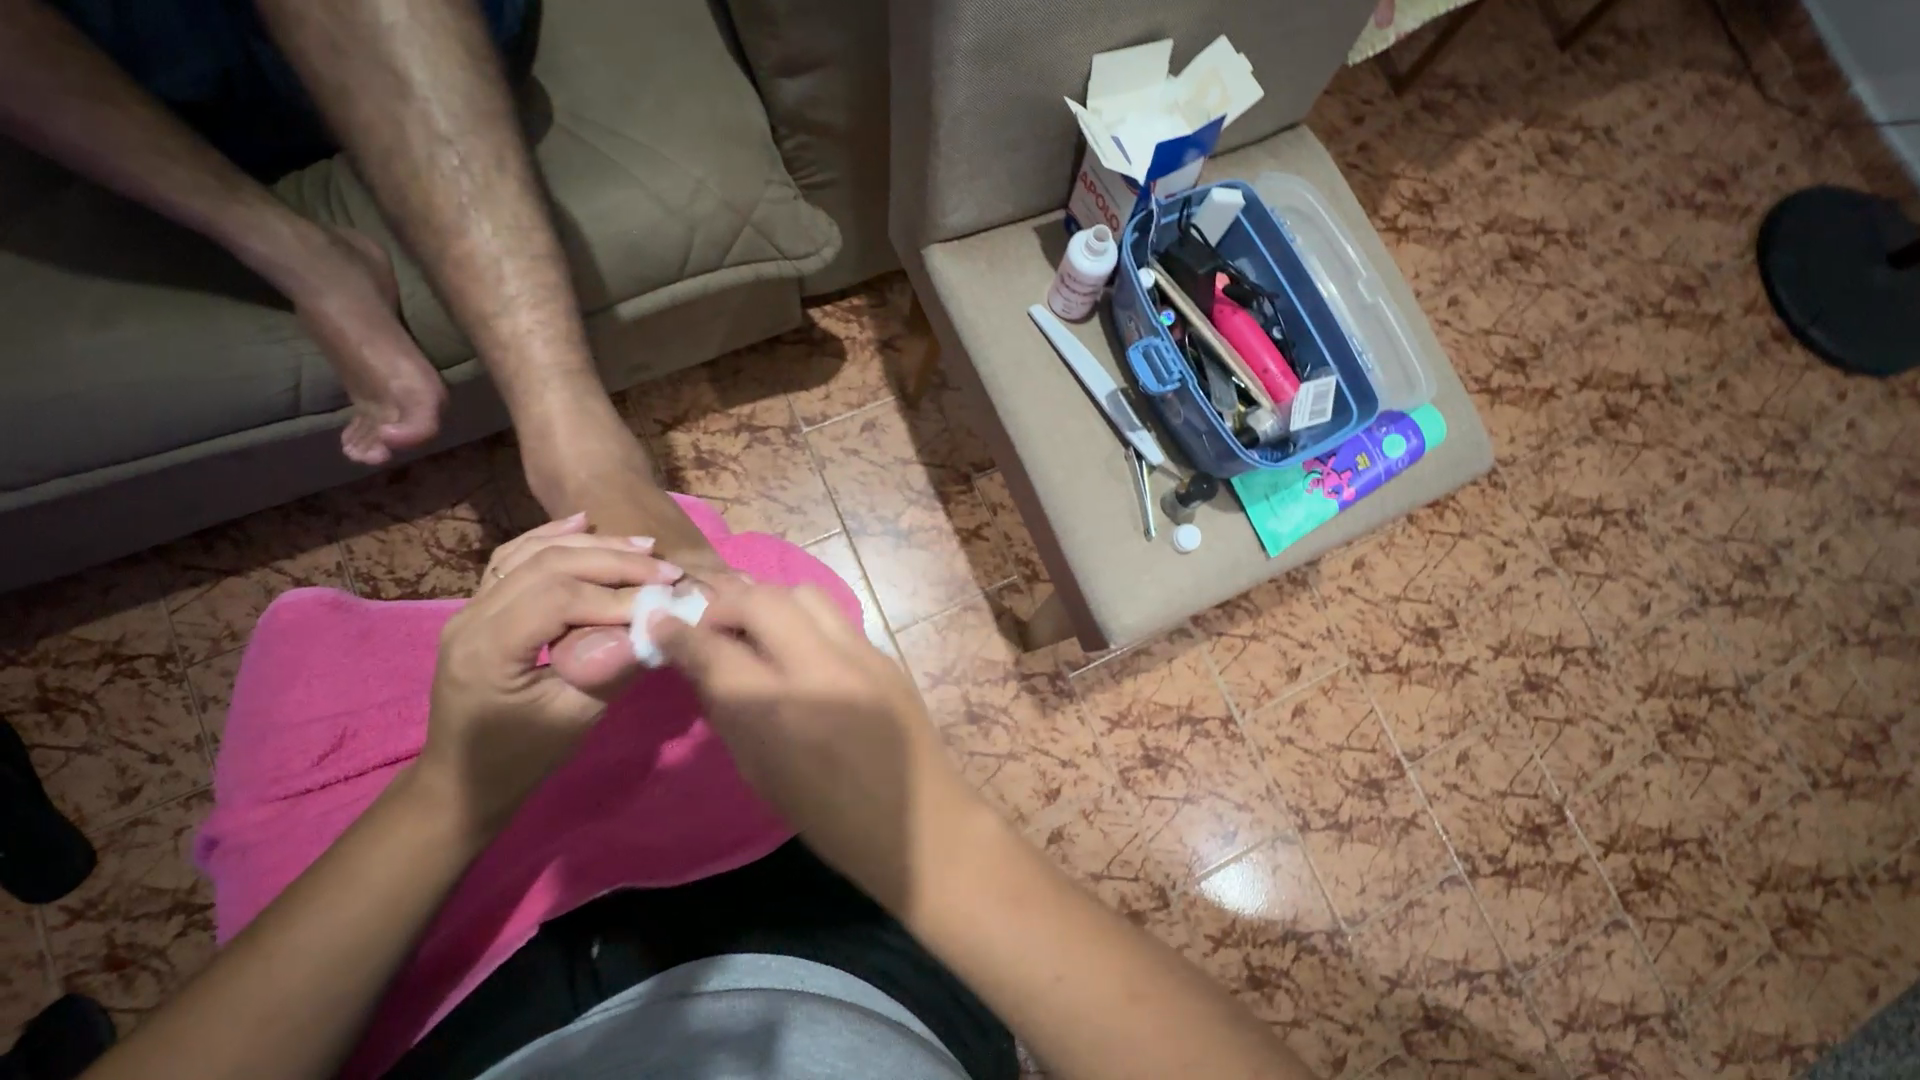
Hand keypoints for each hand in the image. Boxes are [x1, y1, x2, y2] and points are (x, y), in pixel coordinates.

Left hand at [415, 514, 679, 832]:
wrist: (464, 782)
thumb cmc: (520, 758)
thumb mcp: (573, 721)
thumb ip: (612, 669)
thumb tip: (655, 627)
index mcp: (488, 649)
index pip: (558, 597)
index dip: (616, 594)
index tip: (665, 599)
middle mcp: (471, 617)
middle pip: (547, 564)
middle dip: (612, 561)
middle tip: (665, 569)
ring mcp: (470, 608)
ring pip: (532, 554)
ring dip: (590, 545)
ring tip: (643, 547)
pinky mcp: (480, 608)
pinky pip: (514, 560)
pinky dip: (551, 537)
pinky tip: (583, 522)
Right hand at [651, 580, 986, 914]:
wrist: (921, 827)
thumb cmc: (831, 820)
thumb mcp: (761, 775)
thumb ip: (729, 712)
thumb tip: (702, 667)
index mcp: (780, 710)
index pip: (714, 648)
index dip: (678, 633)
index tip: (661, 626)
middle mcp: (820, 669)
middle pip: (760, 599)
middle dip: (724, 606)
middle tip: (712, 631)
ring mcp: (861, 656)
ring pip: (803, 593)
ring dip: (768, 604)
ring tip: (758, 634)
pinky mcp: (886, 656)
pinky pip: (835, 619)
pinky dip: (805, 624)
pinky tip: (801, 652)